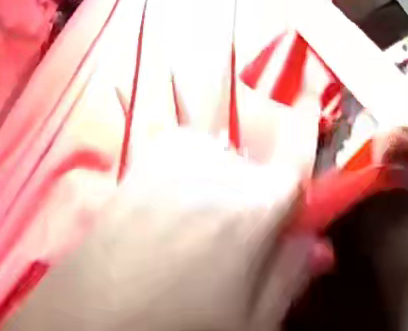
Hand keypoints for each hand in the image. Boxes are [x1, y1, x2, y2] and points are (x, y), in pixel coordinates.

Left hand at [5, 133, 320, 330]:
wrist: (90, 316)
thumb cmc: (178, 325)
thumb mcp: (249, 322)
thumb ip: (289, 273)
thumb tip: (317, 242)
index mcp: (258, 204)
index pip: (298, 150)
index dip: (307, 123)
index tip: (310, 100)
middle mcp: (224, 163)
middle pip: (258, 165)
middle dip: (257, 193)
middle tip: (238, 241)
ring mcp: (184, 150)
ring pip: (223, 158)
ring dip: (220, 182)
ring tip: (194, 233)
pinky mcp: (152, 150)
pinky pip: (189, 150)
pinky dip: (190, 170)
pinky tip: (171, 210)